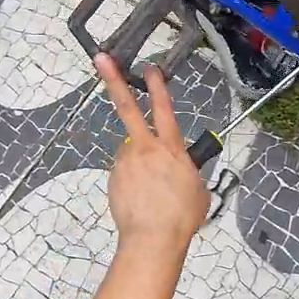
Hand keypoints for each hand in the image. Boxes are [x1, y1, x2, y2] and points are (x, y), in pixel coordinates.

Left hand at [96, 55, 209, 256]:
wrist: (153, 239)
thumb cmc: (183, 215)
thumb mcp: (197, 187)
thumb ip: (186, 168)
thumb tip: (177, 166)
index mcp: (171, 148)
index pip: (164, 108)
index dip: (157, 85)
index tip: (150, 66)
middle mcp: (144, 148)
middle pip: (127, 108)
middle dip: (113, 80)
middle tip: (101, 59)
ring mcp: (125, 162)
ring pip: (132, 152)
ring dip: (139, 163)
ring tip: (152, 193)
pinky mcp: (113, 178)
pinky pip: (125, 173)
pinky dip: (132, 181)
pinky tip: (141, 200)